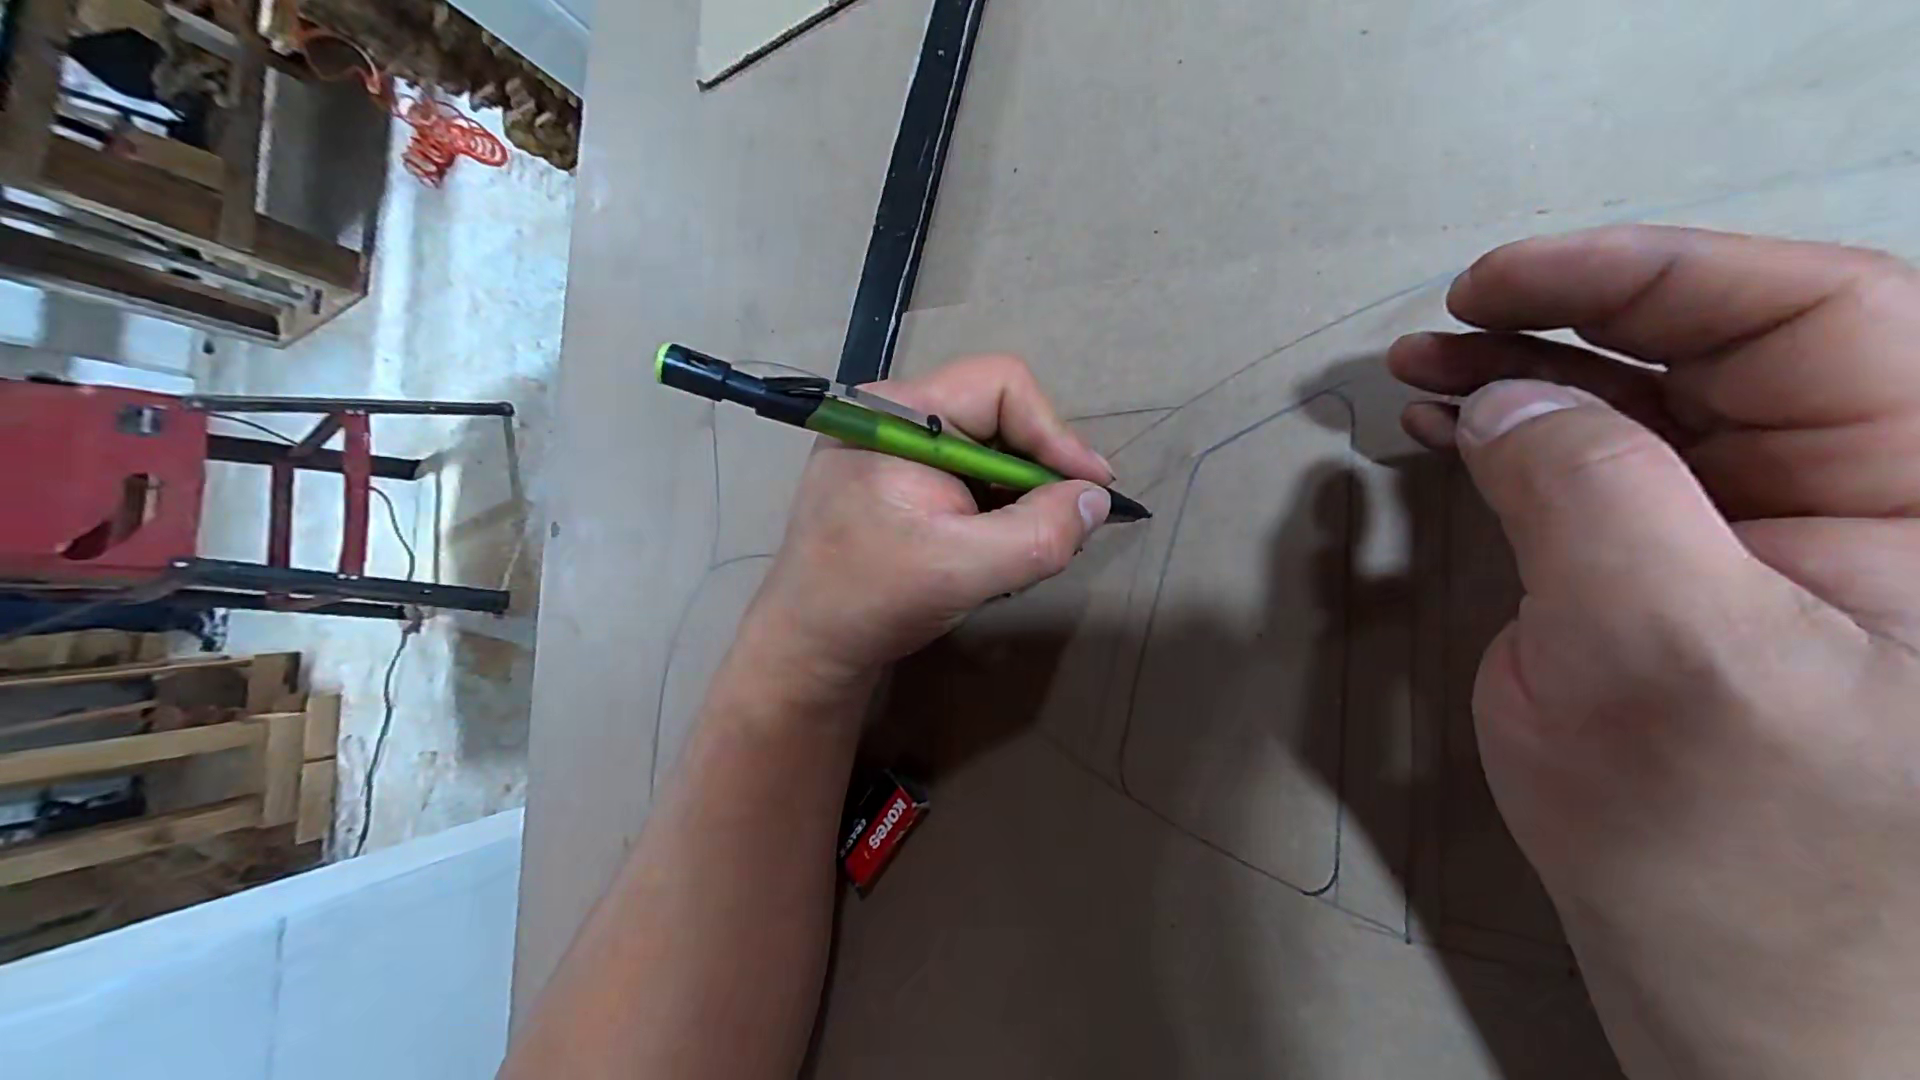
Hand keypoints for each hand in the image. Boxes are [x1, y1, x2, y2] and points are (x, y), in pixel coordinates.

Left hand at [730, 355, 1114, 710]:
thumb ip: (1039, 533)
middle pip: (998, 418)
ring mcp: (895, 450)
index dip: (1055, 433)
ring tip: (1027, 546)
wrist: (808, 646)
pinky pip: (967, 478)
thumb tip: (1096, 499)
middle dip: (1039, 473)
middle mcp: (895, 418)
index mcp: (898, 413)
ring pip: (988, 452)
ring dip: (1020, 498)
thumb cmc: (869, 601)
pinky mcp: (899, 482)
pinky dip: (995, 511)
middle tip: (1065, 524)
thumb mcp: (963, 569)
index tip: (1092, 488)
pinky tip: (995, 550)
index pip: (1000, 387)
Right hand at [1389, 226, 1919, 1078]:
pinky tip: (1444, 424)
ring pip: (1629, 402)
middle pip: (1704, 349)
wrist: (1708, 948)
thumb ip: (1589, 496)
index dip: (1642, 274)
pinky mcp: (1645, 563)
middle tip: (1441, 323)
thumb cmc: (1718, 821)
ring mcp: (1732, 529)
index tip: (1494, 277)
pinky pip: (1579, 464)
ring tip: (1418, 368)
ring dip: (1515, 375)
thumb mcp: (1658, 647)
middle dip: (1558, 321)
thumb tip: (1505, 398)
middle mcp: (1842, 489)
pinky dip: (1502, 434)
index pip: (1812, 318)